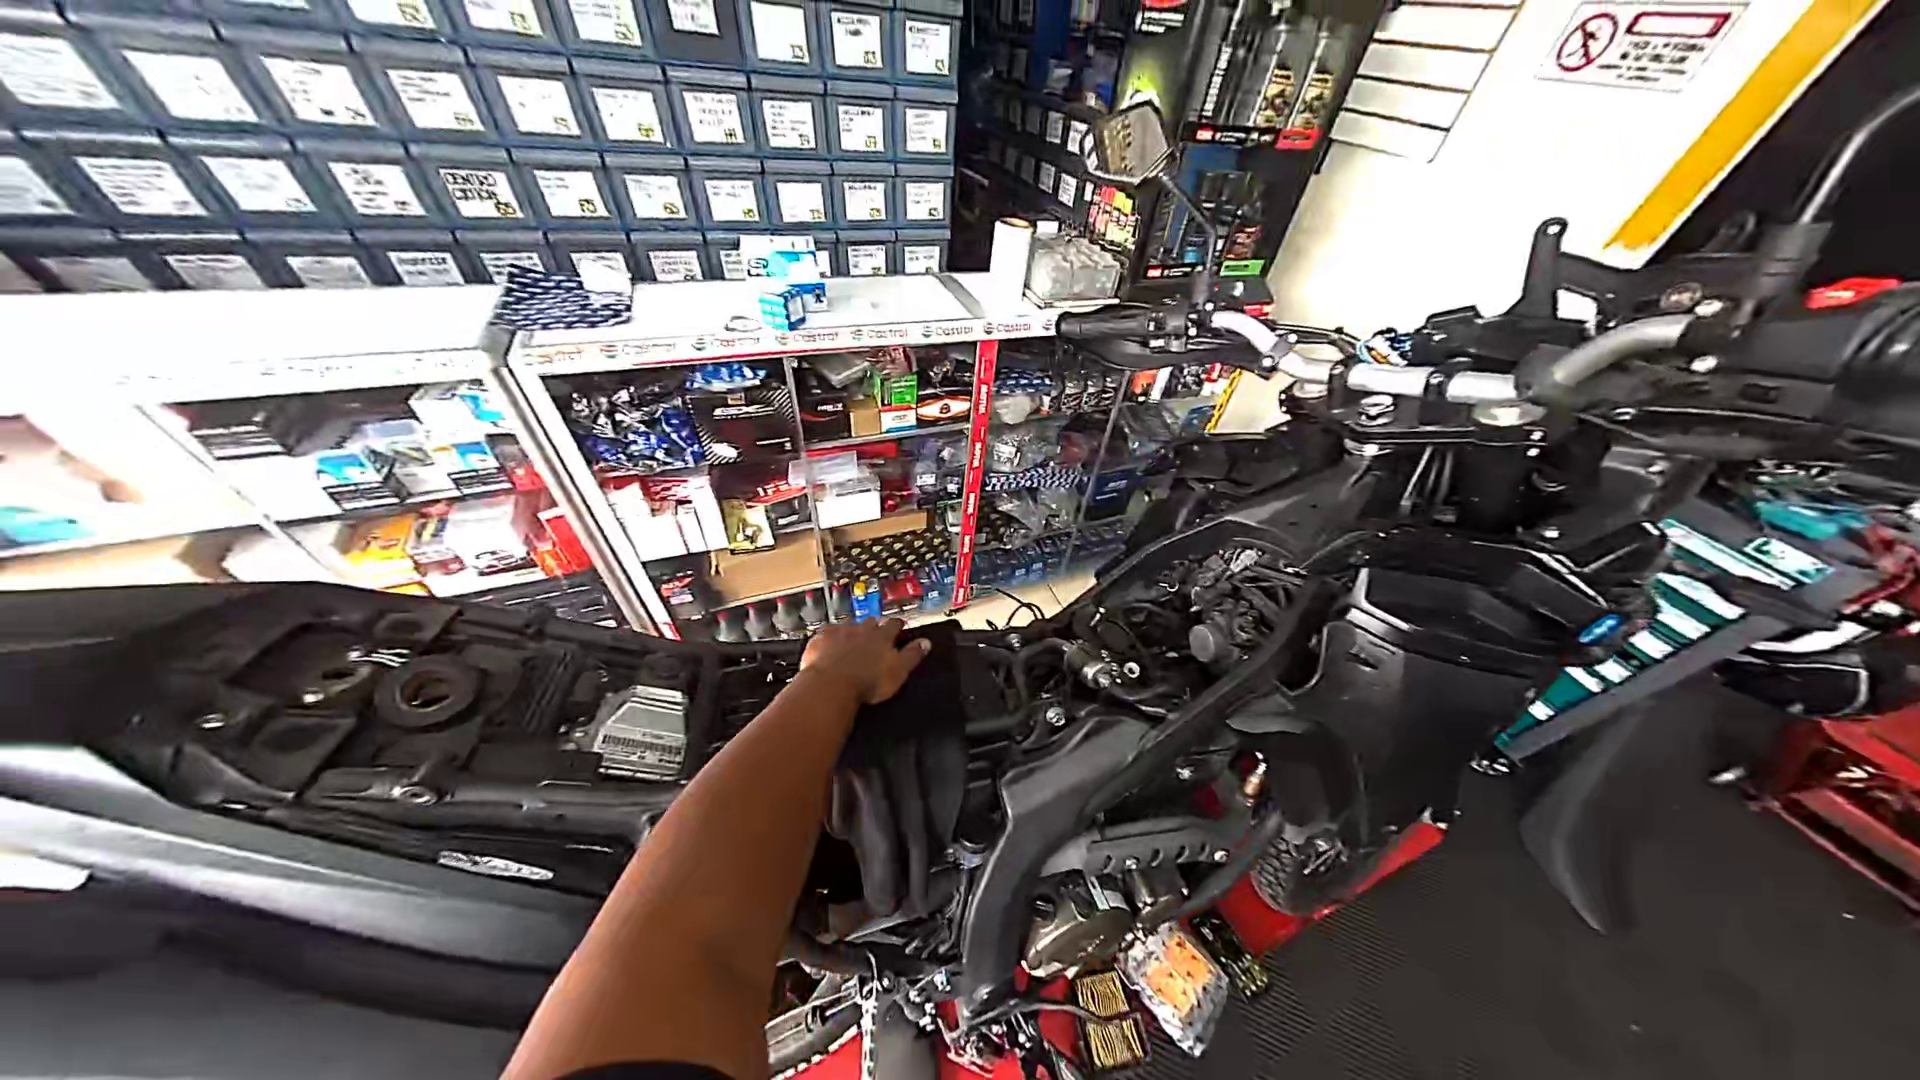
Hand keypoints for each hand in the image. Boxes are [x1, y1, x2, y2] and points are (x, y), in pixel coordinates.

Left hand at [799, 618, 931, 704]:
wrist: (832, 684)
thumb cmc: (868, 681)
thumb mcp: (898, 671)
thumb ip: (913, 655)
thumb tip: (926, 642)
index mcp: (882, 637)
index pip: (893, 625)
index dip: (897, 624)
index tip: (900, 624)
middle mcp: (861, 630)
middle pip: (870, 622)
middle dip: (874, 625)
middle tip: (875, 629)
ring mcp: (839, 633)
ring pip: (847, 626)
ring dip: (851, 630)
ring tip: (851, 636)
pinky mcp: (820, 640)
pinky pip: (825, 634)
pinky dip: (828, 638)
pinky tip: (826, 643)